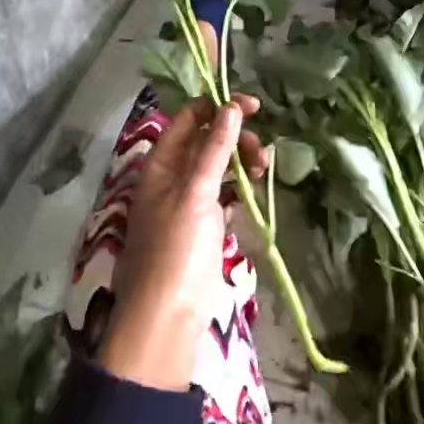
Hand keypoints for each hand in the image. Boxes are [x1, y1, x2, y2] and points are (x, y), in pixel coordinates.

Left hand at [98, 96, 264, 390]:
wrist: (167, 316)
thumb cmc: (177, 248)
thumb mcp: (196, 192)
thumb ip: (214, 148)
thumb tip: (231, 107)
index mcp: (161, 162)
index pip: (189, 118)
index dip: (218, 107)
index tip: (252, 107)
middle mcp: (173, 175)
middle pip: (207, 140)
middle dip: (235, 137)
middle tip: (259, 150)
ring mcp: (189, 200)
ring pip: (219, 165)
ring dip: (241, 160)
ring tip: (262, 170)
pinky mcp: (205, 223)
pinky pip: (225, 192)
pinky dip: (240, 186)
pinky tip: (253, 191)